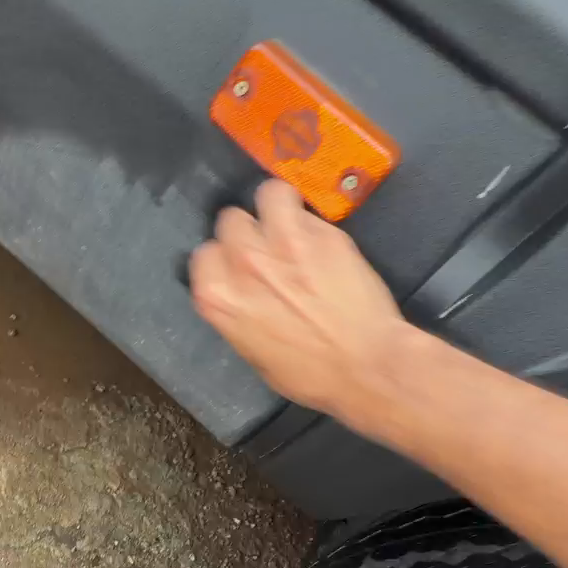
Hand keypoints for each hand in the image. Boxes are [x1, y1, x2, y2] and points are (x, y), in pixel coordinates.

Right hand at [189, 180, 418, 421]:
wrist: (364, 365)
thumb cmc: (304, 372)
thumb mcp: (251, 350)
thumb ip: (237, 310)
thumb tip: (242, 290)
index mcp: (218, 298)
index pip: (203, 255)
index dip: (221, 261)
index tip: (235, 270)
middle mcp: (244, 263)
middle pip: (230, 221)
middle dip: (245, 233)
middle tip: (264, 250)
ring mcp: (285, 243)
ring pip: (267, 195)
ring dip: (274, 208)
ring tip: (286, 225)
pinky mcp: (325, 233)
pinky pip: (305, 209)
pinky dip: (308, 219)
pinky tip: (317, 239)